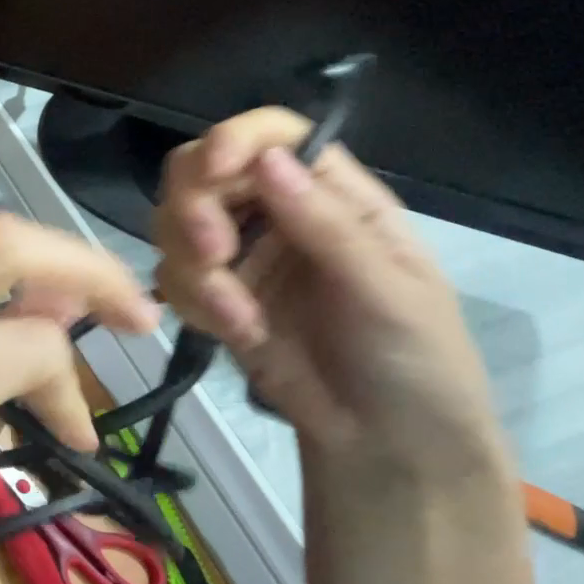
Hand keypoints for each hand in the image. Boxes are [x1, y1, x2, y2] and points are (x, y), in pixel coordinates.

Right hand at [151, 107, 505, 470]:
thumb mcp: (390, 292)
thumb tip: (270, 159)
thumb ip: (327, 226)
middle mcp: (274, 212)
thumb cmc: (415, 362)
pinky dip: (191, 301)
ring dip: (194, 267)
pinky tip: (234, 332)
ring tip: (237, 315)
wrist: (385, 446)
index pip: (273, 136)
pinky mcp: (208, 291)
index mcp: (331, 197)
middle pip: (200, 170)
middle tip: (213, 253)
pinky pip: (167, 273)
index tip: (216, 170)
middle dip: (194, 207)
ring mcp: (237, 251)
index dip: (236, 139)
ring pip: (172, 221)